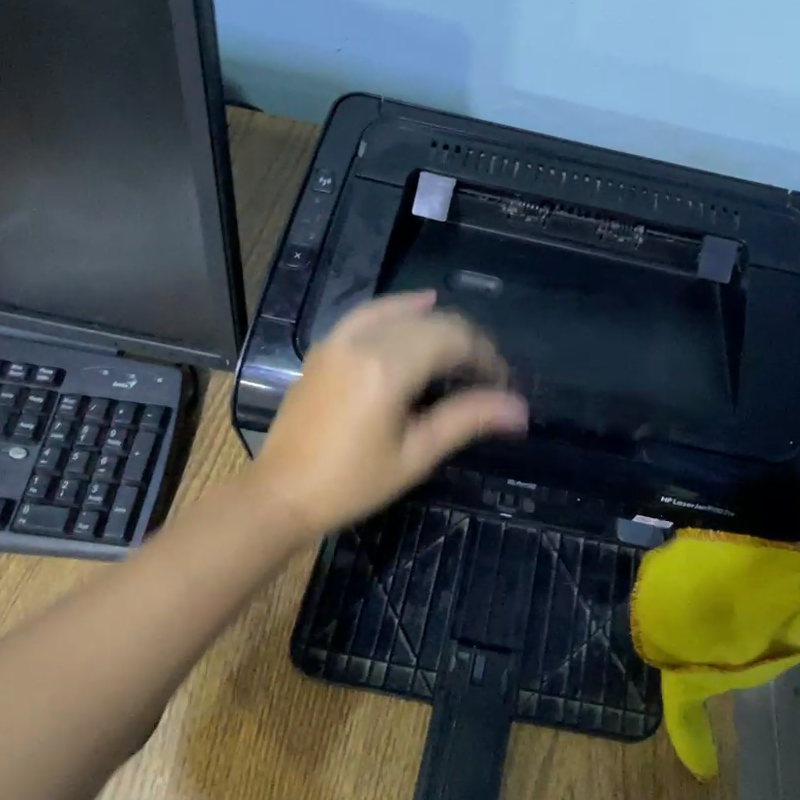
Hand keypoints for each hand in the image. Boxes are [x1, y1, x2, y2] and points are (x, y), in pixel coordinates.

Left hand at [248, 291, 528, 535]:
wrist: (280, 494)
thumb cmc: (351, 484)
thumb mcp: (415, 455)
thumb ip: (467, 420)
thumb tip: (519, 408)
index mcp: (389, 369)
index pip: (454, 341)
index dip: (486, 357)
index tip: (502, 385)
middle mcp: (365, 342)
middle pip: (433, 323)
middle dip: (467, 343)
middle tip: (487, 376)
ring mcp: (341, 340)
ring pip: (405, 314)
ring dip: (439, 326)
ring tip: (461, 351)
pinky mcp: (327, 346)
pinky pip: (372, 313)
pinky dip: (401, 308)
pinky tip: (422, 305)